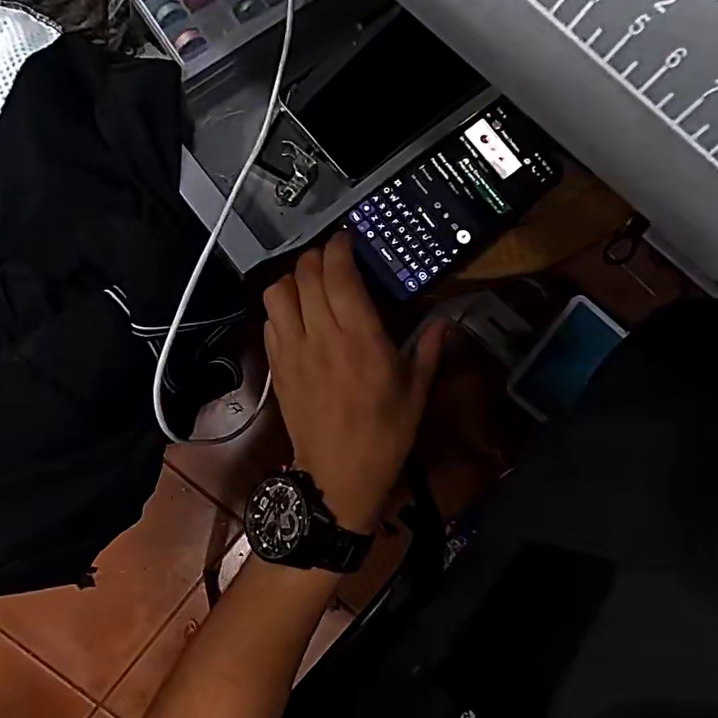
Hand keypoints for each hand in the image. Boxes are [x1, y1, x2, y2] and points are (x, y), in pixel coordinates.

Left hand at [261, 232, 447, 533]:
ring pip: (278, 293)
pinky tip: (297, 317)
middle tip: (332, 260)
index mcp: (361, 338)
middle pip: (305, 275)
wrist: (337, 477)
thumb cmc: (383, 436)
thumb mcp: (416, 393)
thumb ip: (430, 350)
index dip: (339, 248)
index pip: (339, 275)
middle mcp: (322, 336)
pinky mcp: (278, 367)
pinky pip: (270, 321)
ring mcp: (293, 350)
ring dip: (292, 279)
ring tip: (310, 285)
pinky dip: (280, 308)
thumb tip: (447, 322)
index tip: (346, 241)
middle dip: (317, 257)